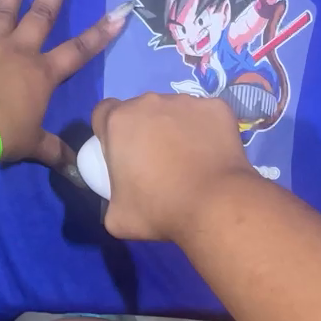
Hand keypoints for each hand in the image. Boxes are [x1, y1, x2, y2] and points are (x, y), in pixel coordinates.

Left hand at [0, 0, 131, 165]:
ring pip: (3, 7)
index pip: (79, 51)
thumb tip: (77, 173)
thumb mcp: (34, 145)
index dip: (101, 32)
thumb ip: (55, 152)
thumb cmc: (4, 136)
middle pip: (42, 12)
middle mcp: (19, 51)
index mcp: (42, 74)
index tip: (122, 9)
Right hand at [90, 93, 262, 241]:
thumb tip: (119, 200)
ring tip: (188, 160)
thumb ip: (110, 200)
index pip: (103, 114)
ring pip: (173, 111)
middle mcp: (150, 102)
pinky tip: (210, 155)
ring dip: (174, 128)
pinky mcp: (216, 107)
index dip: (108, 132)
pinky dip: (205, 130)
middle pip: (140, 110)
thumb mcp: (117, 218)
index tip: (120, 153)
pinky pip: (205, 116)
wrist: (214, 206)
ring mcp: (186, 102)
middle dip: (143, 129)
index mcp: (119, 122)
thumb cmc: (159, 210)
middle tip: (155, 162)